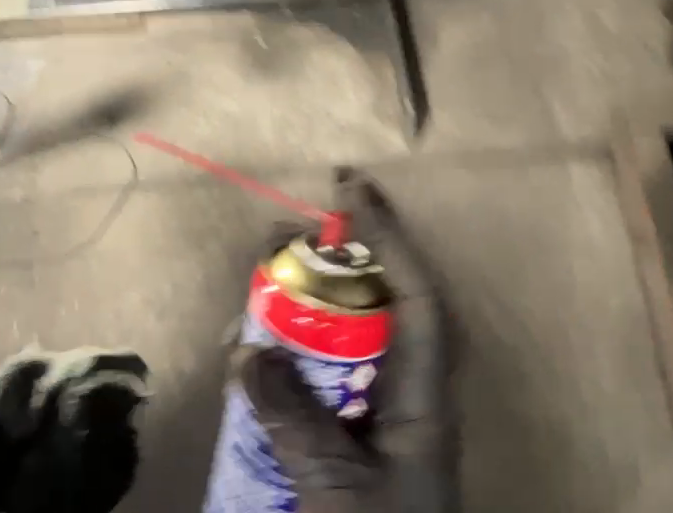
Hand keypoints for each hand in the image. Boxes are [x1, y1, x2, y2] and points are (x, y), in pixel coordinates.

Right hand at [234, 170, 453, 512]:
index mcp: (424, 399)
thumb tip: (249, 350)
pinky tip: (258, 346)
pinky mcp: (357, 431)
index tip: (353, 188)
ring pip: (353, 333)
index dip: (390, 238)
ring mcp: (384, 411)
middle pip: (382, 303)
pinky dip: (295, 347)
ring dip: (311, 299)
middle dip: (339, 257)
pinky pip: (328, 370)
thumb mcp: (336, 485)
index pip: (419, 297)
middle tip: (289, 231)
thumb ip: (294, 420)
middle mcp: (409, 392)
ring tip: (266, 275)